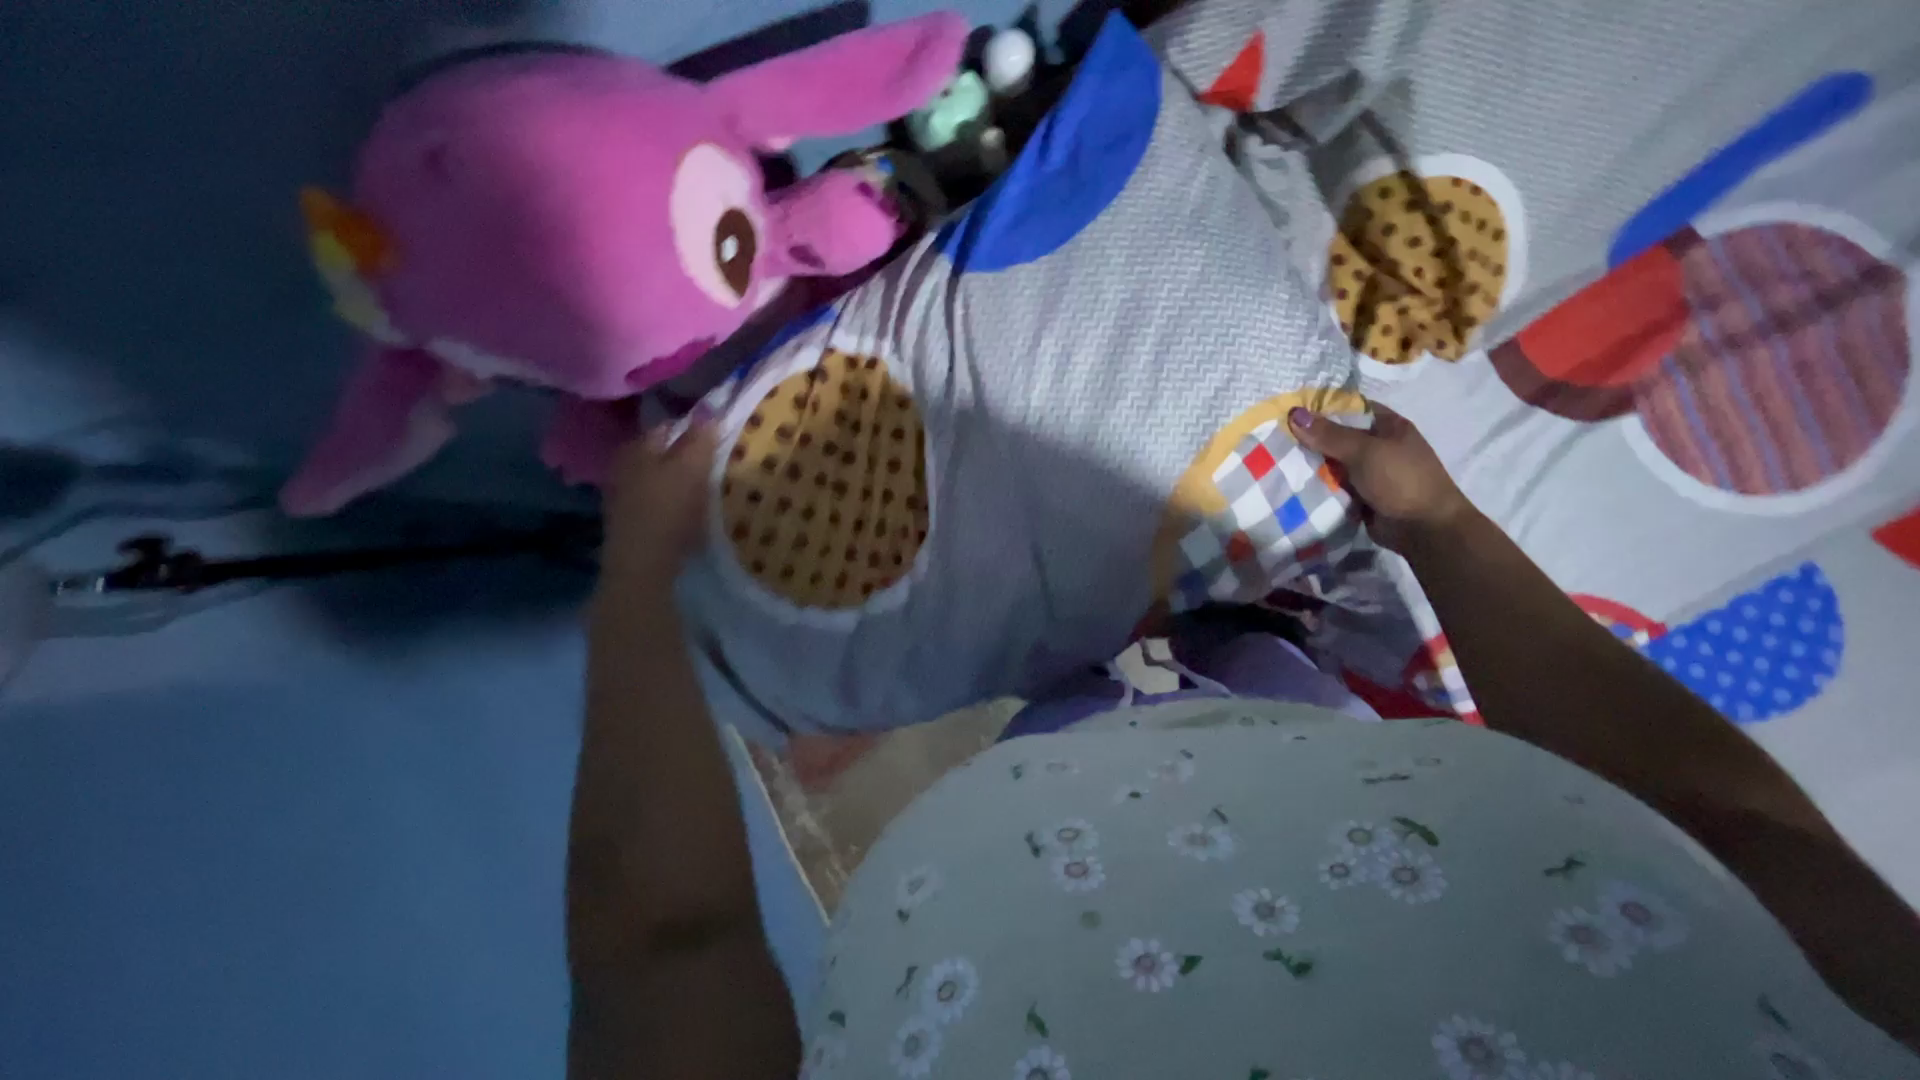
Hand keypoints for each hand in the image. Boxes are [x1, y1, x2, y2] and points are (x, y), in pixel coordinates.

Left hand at [598, 423, 717, 595]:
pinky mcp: (630, 523)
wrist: (642, 566)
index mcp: (636, 446)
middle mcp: (624, 466)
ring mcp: (623, 496)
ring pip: (661, 479)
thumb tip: (711, 410)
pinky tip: (691, 516)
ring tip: (708, 492)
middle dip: (688, 457)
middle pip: (664, 453)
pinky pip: (659, 503)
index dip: (696, 430)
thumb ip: (701, 438)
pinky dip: (674, 505)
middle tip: (717, 467)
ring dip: (682, 483)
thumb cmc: (668, 509)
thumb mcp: (691, 468)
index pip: (670, 426)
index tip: (720, 441)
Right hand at [1287, 402, 1474, 553]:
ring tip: (1276, 460)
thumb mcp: (1365, 451)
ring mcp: (1368, 472)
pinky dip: (1316, 485)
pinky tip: (1291, 482)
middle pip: (1337, 436)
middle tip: (1276, 438)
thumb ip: (1329, 434)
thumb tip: (1294, 413)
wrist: (1423, 528)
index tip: (1290, 411)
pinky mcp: (1359, 495)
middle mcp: (1378, 445)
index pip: (1349, 408)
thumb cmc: (1401, 479)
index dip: (1321, 408)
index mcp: (1387, 425)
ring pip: (1331, 462)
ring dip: (1310, 464)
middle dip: (1310, 439)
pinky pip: (1332, 485)